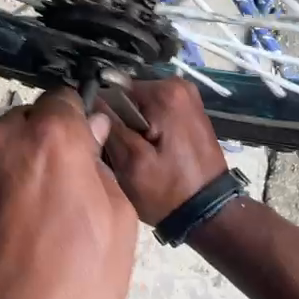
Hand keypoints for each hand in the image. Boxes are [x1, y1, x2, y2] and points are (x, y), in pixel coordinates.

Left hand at [0, 88, 138, 298]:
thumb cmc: (74, 285)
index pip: (63, 100)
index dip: (73, 125)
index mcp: (52, 136)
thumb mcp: (118, 223)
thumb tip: (89, 132)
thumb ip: (101, 164)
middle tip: (50, 193)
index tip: (78, 150)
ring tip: (17, 217)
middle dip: (39, 145)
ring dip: (6, 164)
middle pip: (24, 122)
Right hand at [100, 78, 229, 223]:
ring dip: (129, 127)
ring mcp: (186, 98)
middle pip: (126, 96)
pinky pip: (151, 113)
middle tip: (120, 152)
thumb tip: (87, 100)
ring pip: (136, 106)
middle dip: (117, 122)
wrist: (211, 213)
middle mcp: (178, 86)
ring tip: (133, 155)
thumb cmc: (169, 191)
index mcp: (165, 92)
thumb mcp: (131, 161)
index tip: (103, 140)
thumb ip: (109, 126)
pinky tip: (146, 152)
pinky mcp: (187, 112)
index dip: (102, 115)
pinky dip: (144, 130)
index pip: (111, 90)